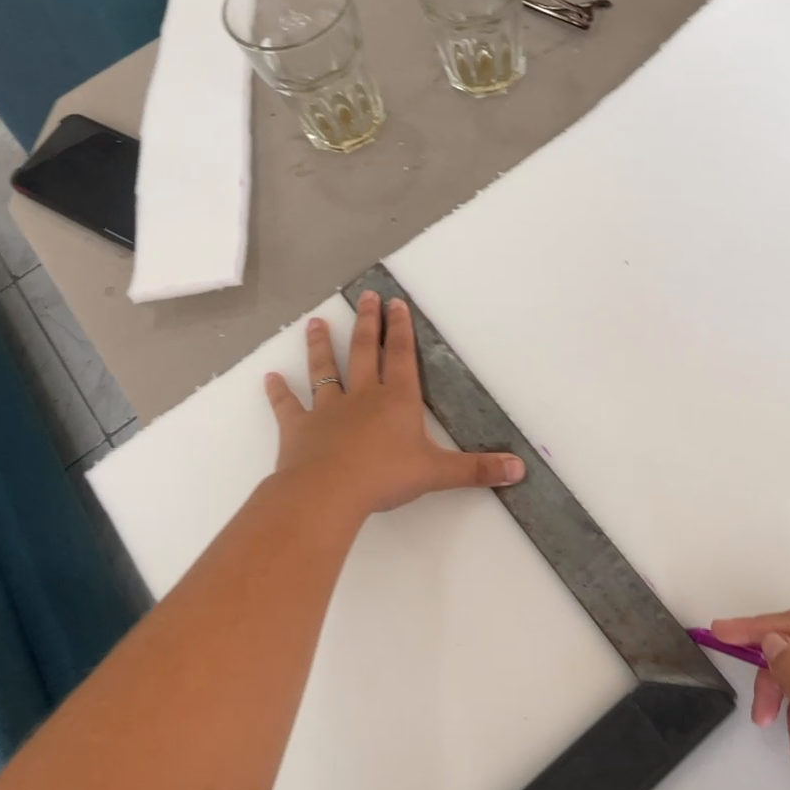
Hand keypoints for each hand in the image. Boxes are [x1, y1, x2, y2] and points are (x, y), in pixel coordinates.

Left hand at [264, 291, 524, 516]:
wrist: (328, 493)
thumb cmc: (385, 477)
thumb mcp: (438, 473)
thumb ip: (477, 470)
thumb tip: (519, 470)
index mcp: (397, 400)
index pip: (401, 356)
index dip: (401, 329)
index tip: (396, 304)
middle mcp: (363, 396)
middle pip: (364, 351)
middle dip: (367, 323)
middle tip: (364, 297)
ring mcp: (328, 410)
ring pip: (325, 370)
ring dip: (321, 346)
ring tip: (316, 322)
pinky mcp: (299, 428)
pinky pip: (288, 406)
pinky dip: (279, 392)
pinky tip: (270, 378)